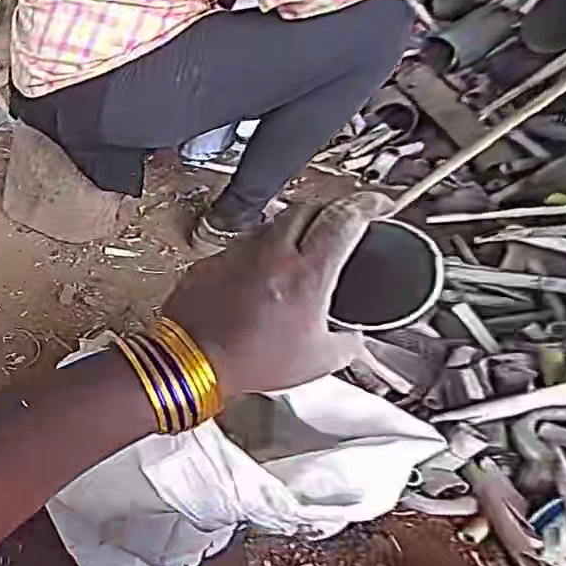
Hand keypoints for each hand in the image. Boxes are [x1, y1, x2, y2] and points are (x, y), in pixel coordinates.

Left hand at [162, 192, 392, 395]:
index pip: (343, 217)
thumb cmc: (248, 361)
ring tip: (296, 253)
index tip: (377, 204)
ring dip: (286, 233)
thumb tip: (352, 336)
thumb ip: (348, 340)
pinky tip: (255, 275)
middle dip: (326, 210)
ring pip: (266, 227)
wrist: (189, 362)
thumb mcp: (320, 359)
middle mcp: (267, 256)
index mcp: (305, 273)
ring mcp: (232, 257)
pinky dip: (251, 255)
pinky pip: (235, 250)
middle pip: (304, 209)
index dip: (366, 204)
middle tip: (337, 223)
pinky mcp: (205, 265)